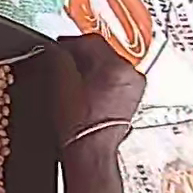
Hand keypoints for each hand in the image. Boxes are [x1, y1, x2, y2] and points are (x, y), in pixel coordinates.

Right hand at [49, 34, 143, 151]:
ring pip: (109, 67)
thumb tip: (58, 49)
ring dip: (91, 68)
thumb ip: (60, 58)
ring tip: (73, 77)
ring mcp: (134, 88)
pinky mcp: (131, 101)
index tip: (58, 47)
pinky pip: (114, 81)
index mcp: (116, 66)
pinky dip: (100, 81)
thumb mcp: (61, 83)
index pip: (90, 41)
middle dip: (81, 55)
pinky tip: (85, 90)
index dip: (69, 43)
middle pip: (102, 53)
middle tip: (63, 60)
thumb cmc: (77, 123)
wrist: (90, 152)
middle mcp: (131, 74)